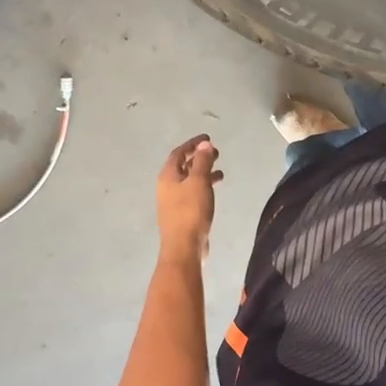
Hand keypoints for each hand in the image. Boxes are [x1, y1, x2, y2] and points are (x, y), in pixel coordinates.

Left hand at [156, 135, 222, 261]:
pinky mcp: (181, 213)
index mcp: (167, 176)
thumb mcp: (199, 181)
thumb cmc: (191, 210)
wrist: (184, 247)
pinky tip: (215, 188)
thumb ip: (202, 161)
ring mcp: (173, 201)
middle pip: (182, 165)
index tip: (208, 138)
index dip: (193, 143)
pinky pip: (192, 192)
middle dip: (199, 157)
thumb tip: (204, 144)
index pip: (179, 152)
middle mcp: (167, 186)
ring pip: (188, 179)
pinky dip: (203, 185)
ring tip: (219, 169)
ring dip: (203, 172)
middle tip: (216, 153)